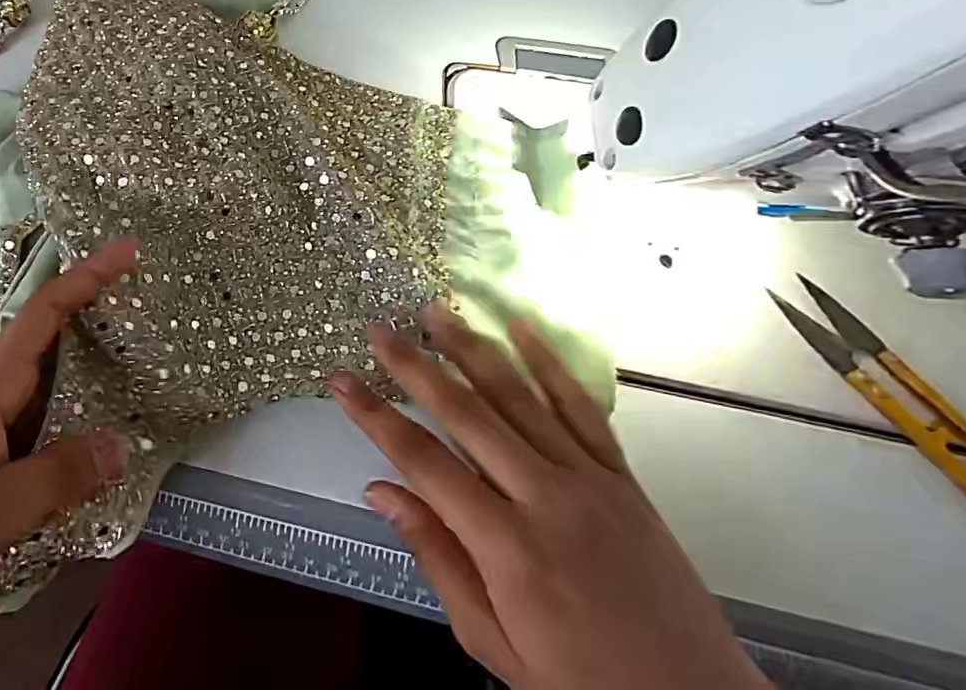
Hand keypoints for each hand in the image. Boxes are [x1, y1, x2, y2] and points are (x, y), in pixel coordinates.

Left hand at [0, 240, 134, 689]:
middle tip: (150, 305)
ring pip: (53, 387)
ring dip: (95, 370)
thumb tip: (122, 444)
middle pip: (52, 342)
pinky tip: (106, 438)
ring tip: (146, 364)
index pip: (42, 316)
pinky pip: (47, 426)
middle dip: (98, 315)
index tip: (127, 251)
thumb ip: (56, 477)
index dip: (86, 278)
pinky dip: (81, 419)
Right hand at [329, 306, 768, 689]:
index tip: (342, 381)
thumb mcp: (494, 642)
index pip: (423, 461)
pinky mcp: (622, 476)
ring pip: (518, 397)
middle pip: (465, 414)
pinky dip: (549, 363)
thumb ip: (437, 558)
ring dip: (472, 349)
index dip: (375, 417)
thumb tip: (381, 492)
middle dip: (414, 367)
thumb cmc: (579, 682)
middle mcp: (544, 498)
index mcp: (506, 546)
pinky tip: (522, 328)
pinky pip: (580, 408)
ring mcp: (588, 479)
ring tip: (436, 313)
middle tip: (379, 330)